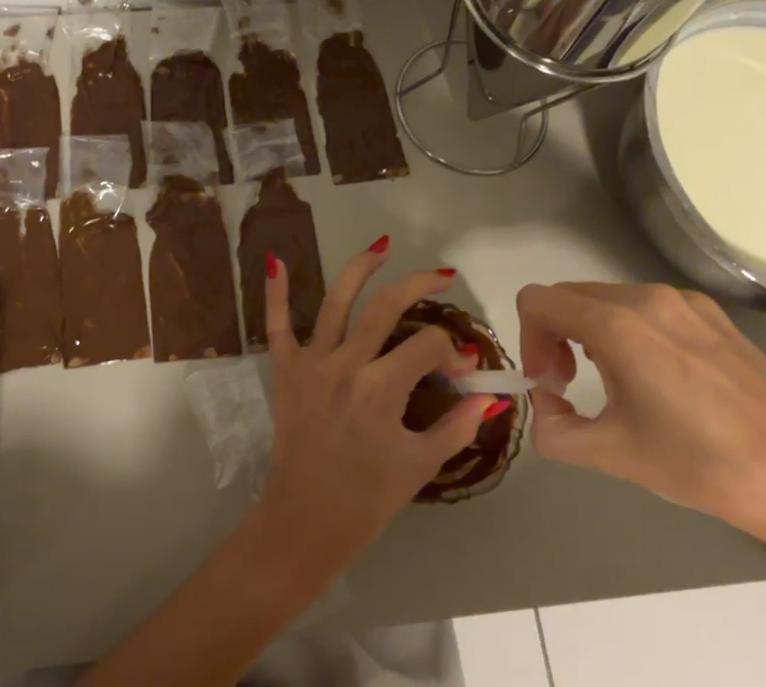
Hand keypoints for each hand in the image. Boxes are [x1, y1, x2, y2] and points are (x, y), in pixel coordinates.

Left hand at [256, 239, 494, 564]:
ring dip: (359, 269)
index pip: (428, 345)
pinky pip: (277, 325)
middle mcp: (345, 363)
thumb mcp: (422, 463)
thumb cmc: (368, 499)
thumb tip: (491, 396)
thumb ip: (459, 424)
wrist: (306, 520)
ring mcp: (311, 363)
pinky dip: (275, 293)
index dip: (453, 354)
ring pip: (336, 301)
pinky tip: (274, 260)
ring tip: (381, 246)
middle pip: (386, 306)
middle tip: (443, 275)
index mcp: (381, 386)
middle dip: (419, 284)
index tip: (460, 374)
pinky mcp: (285, 371)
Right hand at [517, 282, 765, 546]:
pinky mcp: (718, 319)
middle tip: (570, 387)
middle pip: (571, 296)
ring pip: (610, 301)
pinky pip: (649, 311)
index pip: (538, 301)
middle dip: (554, 337)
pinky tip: (660, 385)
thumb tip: (545, 403)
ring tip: (617, 389)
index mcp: (618, 325)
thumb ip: (553, 428)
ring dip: (591, 336)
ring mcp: (689, 304)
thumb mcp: (613, 455)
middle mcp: (650, 299)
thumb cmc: (706, 467)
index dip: (527, 341)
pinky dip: (631, 335)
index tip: (550, 384)